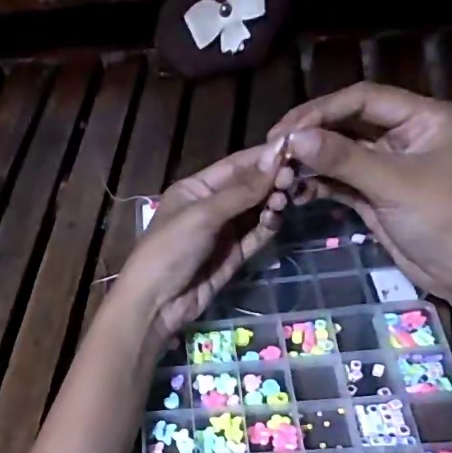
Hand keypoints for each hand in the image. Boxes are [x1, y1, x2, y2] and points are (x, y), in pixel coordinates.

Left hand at [109, 143, 284, 341]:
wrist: (156, 303)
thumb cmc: (170, 249)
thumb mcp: (203, 214)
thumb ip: (242, 190)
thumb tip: (277, 157)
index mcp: (197, 188)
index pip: (236, 166)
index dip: (264, 158)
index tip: (295, 149)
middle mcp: (212, 206)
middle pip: (250, 188)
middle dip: (272, 182)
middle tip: (294, 180)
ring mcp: (223, 232)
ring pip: (256, 211)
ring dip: (272, 203)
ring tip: (286, 199)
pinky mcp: (233, 256)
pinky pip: (256, 236)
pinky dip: (268, 227)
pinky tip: (277, 218)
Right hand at [265, 82, 451, 297]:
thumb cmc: (444, 217)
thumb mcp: (393, 183)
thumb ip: (343, 159)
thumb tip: (294, 139)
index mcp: (422, 117)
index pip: (364, 98)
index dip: (321, 110)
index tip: (285, 130)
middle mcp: (406, 135)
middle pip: (350, 123)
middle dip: (312, 135)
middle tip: (273, 148)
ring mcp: (391, 167)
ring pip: (343, 155)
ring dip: (312, 162)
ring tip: (278, 172)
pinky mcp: (379, 196)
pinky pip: (344, 183)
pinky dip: (321, 185)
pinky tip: (296, 191)